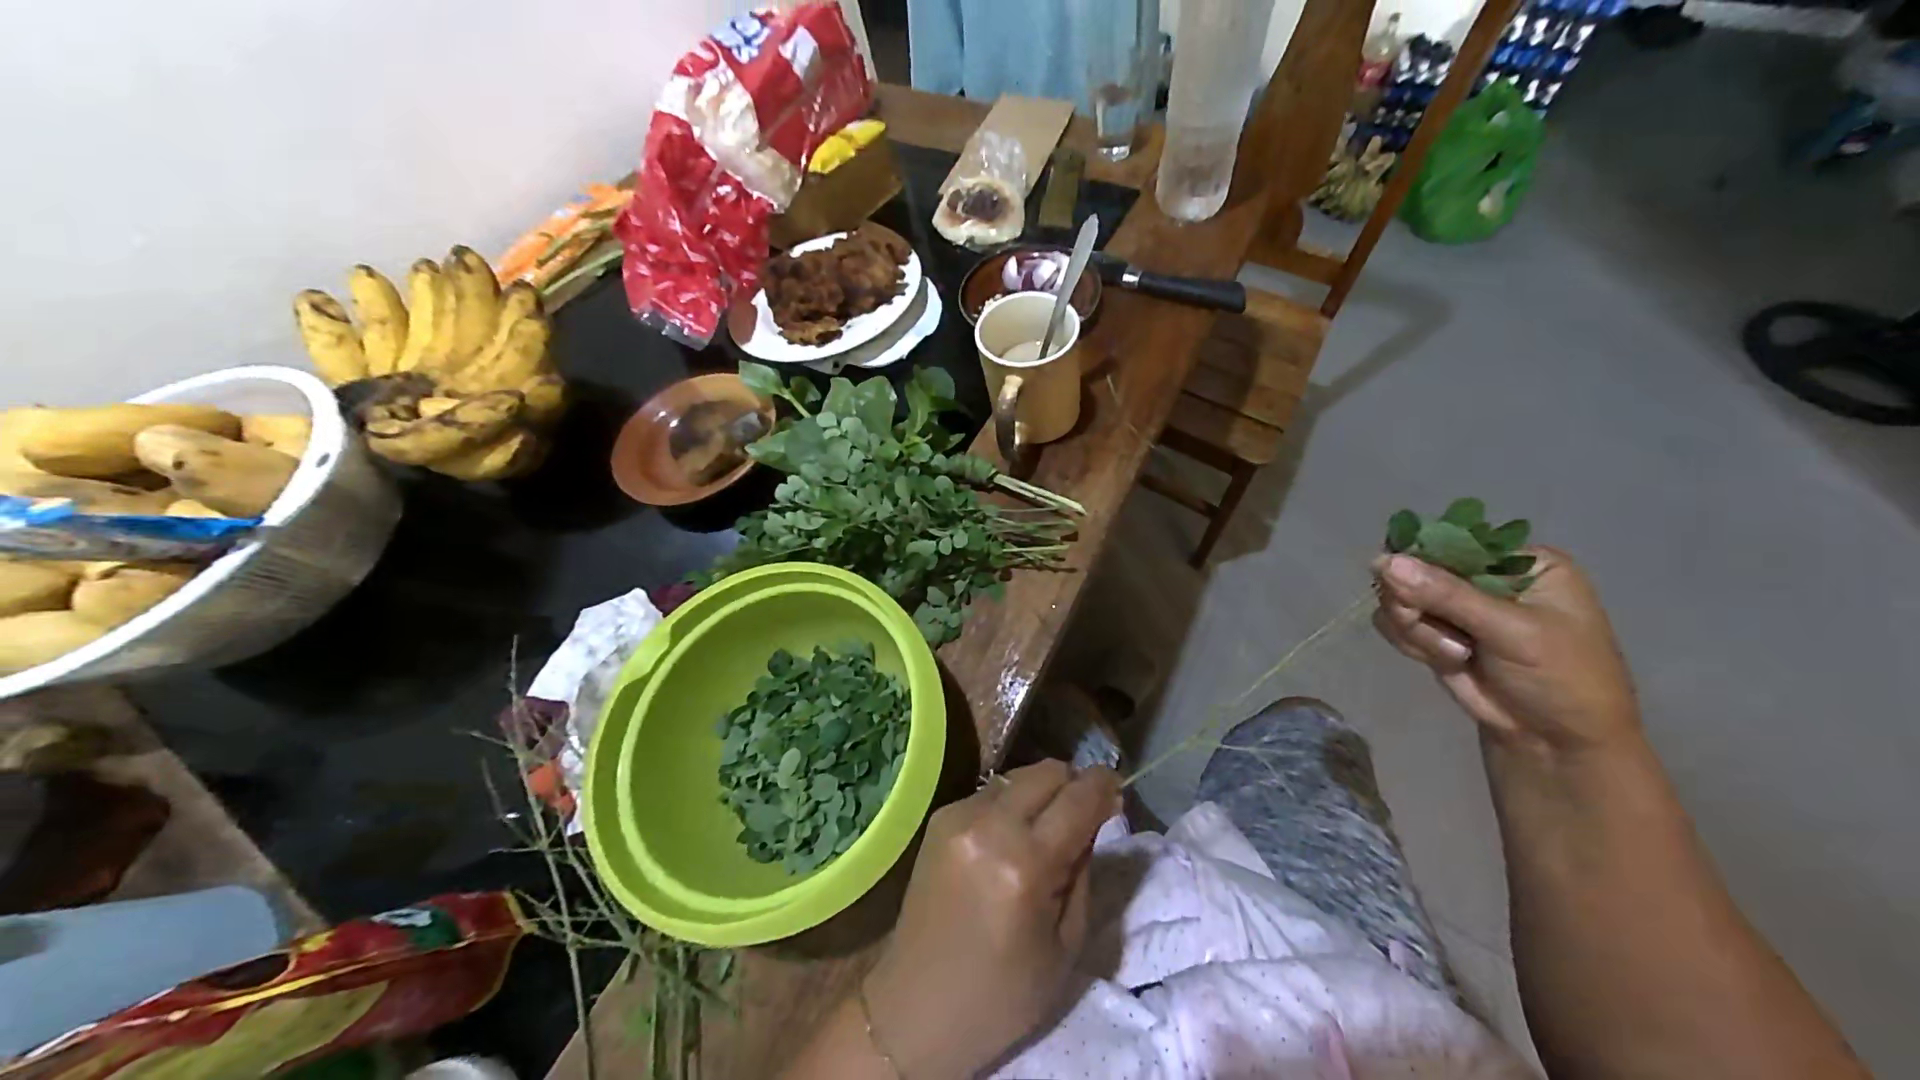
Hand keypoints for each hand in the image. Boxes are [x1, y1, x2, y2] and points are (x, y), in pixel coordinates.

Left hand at [861, 760, 1120, 1079]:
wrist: (917, 1005)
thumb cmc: (1003, 993)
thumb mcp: (1067, 944)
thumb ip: (1084, 870)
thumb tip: (1094, 818)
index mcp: (1024, 865)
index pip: (1078, 797)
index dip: (1106, 785)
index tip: (1118, 791)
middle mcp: (987, 825)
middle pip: (1047, 770)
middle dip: (1073, 784)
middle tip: (1085, 814)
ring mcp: (956, 816)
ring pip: (1017, 777)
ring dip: (1041, 792)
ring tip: (1045, 830)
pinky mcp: (938, 818)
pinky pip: (990, 793)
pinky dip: (1011, 806)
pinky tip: (1010, 840)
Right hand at [1372, 548, 1639, 752]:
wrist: (1557, 745)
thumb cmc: (1561, 679)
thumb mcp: (1512, 631)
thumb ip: (1447, 595)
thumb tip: (1382, 561)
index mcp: (1520, 562)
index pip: (1452, 539)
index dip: (1423, 558)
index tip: (1413, 587)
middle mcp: (1484, 577)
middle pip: (1416, 566)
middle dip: (1415, 601)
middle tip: (1427, 625)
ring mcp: (1456, 606)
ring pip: (1398, 596)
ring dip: (1415, 627)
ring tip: (1453, 655)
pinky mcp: (1434, 632)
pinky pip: (1396, 622)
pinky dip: (1409, 641)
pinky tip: (1442, 660)